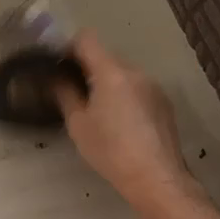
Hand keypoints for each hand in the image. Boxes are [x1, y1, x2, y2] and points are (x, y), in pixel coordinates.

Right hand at [57, 31, 197, 210]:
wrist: (157, 179)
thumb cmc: (111, 151)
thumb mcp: (78, 124)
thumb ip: (65, 93)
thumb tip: (55, 77)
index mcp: (111, 72)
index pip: (86, 39)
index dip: (68, 47)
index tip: (58, 65)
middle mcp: (135, 72)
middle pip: (105, 55)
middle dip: (87, 67)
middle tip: (72, 91)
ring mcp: (153, 86)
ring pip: (122, 72)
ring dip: (106, 81)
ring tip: (97, 109)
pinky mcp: (164, 102)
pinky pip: (136, 86)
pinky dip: (124, 93)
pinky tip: (120, 121)